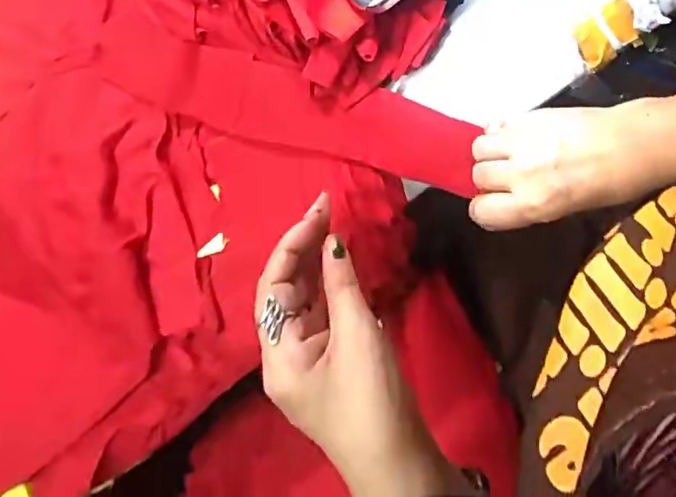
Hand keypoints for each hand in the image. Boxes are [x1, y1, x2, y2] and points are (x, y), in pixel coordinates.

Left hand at [256, 195, 461, 496]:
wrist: (401, 466)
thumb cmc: (371, 401)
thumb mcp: (357, 335)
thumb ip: (341, 283)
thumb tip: (332, 239)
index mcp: (278, 355)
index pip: (274, 284)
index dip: (293, 242)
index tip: (319, 209)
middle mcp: (286, 355)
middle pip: (287, 289)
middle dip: (305, 247)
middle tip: (329, 208)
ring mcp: (310, 359)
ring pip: (308, 298)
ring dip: (320, 263)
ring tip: (336, 225)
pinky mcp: (334, 361)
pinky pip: (327, 312)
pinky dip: (335, 285)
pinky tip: (346, 262)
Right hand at [469, 106, 651, 230]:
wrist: (627, 142)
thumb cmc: (608, 184)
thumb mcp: (567, 208)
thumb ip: (530, 202)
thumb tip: (506, 196)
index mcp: (532, 204)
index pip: (481, 211)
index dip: (485, 208)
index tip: (494, 204)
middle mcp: (519, 173)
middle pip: (478, 175)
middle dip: (488, 178)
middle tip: (507, 177)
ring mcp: (519, 141)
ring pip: (479, 147)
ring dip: (488, 152)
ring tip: (507, 153)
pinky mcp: (525, 116)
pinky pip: (495, 125)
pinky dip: (499, 131)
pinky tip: (515, 136)